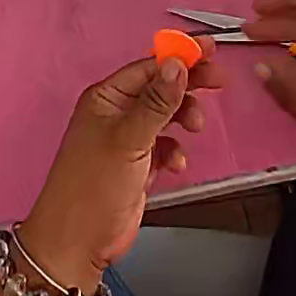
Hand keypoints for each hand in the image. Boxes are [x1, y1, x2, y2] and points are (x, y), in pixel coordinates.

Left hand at [21, 40, 218, 288]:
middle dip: (188, 84)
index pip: (148, 67)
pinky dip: (175, 149)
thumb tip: (177, 64)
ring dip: (184, 117)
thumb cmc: (93, 186)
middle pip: (160, 88)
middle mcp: (116, 113)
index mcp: (106, 97)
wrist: (77, 245)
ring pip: (165, 115)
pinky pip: (164, 145)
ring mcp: (127, 139)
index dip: (179, 56)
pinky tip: (177, 162)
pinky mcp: (137, 164)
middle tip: (218, 81)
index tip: (209, 51)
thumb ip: (157, 102)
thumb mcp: (128, 139)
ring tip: (196, 126)